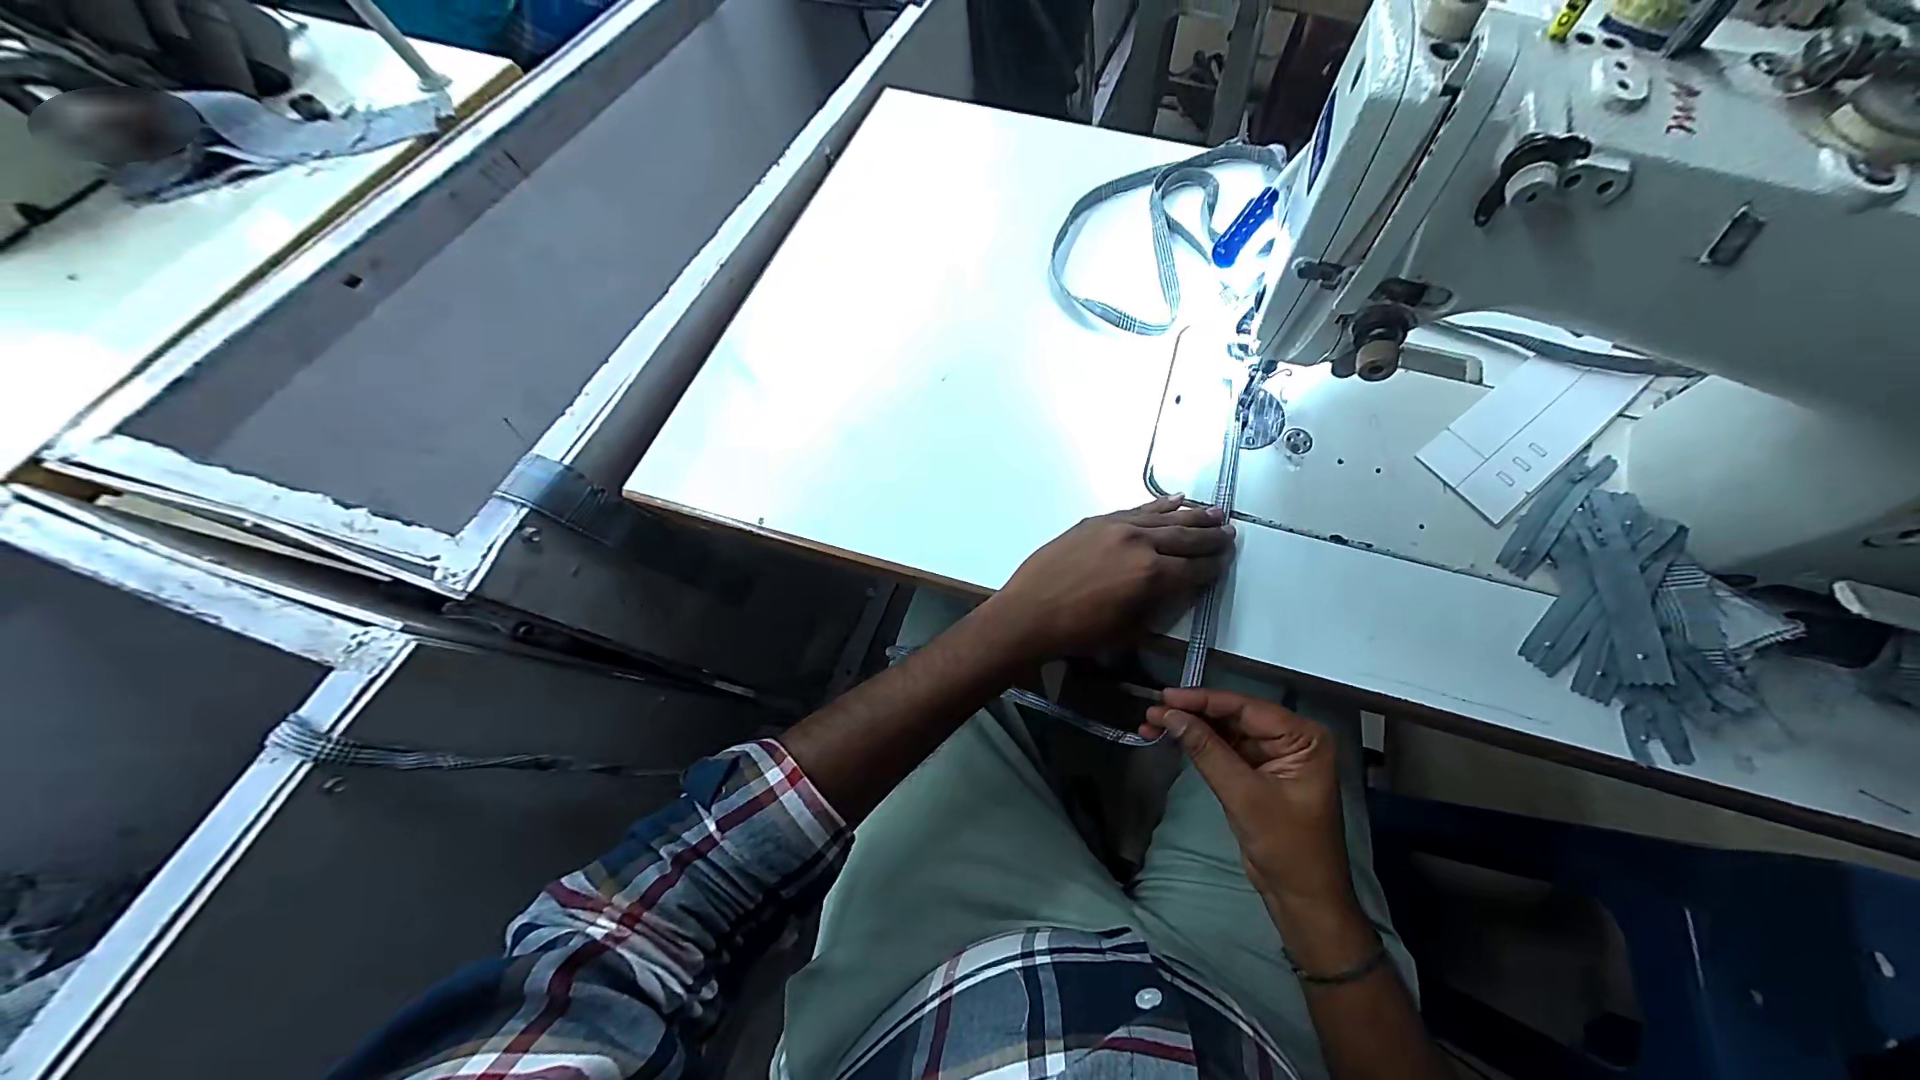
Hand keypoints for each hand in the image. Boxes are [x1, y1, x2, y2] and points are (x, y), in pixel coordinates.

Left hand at [977, 494, 1233, 662]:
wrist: (1029, 613)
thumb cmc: (1078, 632)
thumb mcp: (1129, 628)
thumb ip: (1159, 603)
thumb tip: (1177, 585)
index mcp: (1152, 575)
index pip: (1194, 569)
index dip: (1213, 566)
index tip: (1226, 559)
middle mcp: (1140, 544)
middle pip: (1185, 538)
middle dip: (1210, 537)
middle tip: (1229, 533)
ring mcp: (1116, 527)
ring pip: (1163, 518)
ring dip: (1191, 515)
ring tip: (1214, 512)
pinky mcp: (1096, 521)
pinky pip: (1135, 509)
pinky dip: (1157, 504)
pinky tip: (1175, 499)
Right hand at [1144, 688, 1353, 910]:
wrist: (1303, 897)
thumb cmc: (1287, 846)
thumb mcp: (1244, 794)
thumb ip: (1207, 750)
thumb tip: (1171, 715)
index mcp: (1304, 738)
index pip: (1247, 708)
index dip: (1204, 700)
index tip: (1167, 697)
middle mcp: (1291, 739)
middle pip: (1233, 715)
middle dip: (1192, 713)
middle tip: (1153, 710)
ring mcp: (1273, 755)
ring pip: (1224, 730)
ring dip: (1190, 727)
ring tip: (1152, 722)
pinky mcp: (1256, 771)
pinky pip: (1223, 748)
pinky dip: (1197, 744)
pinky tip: (1171, 738)